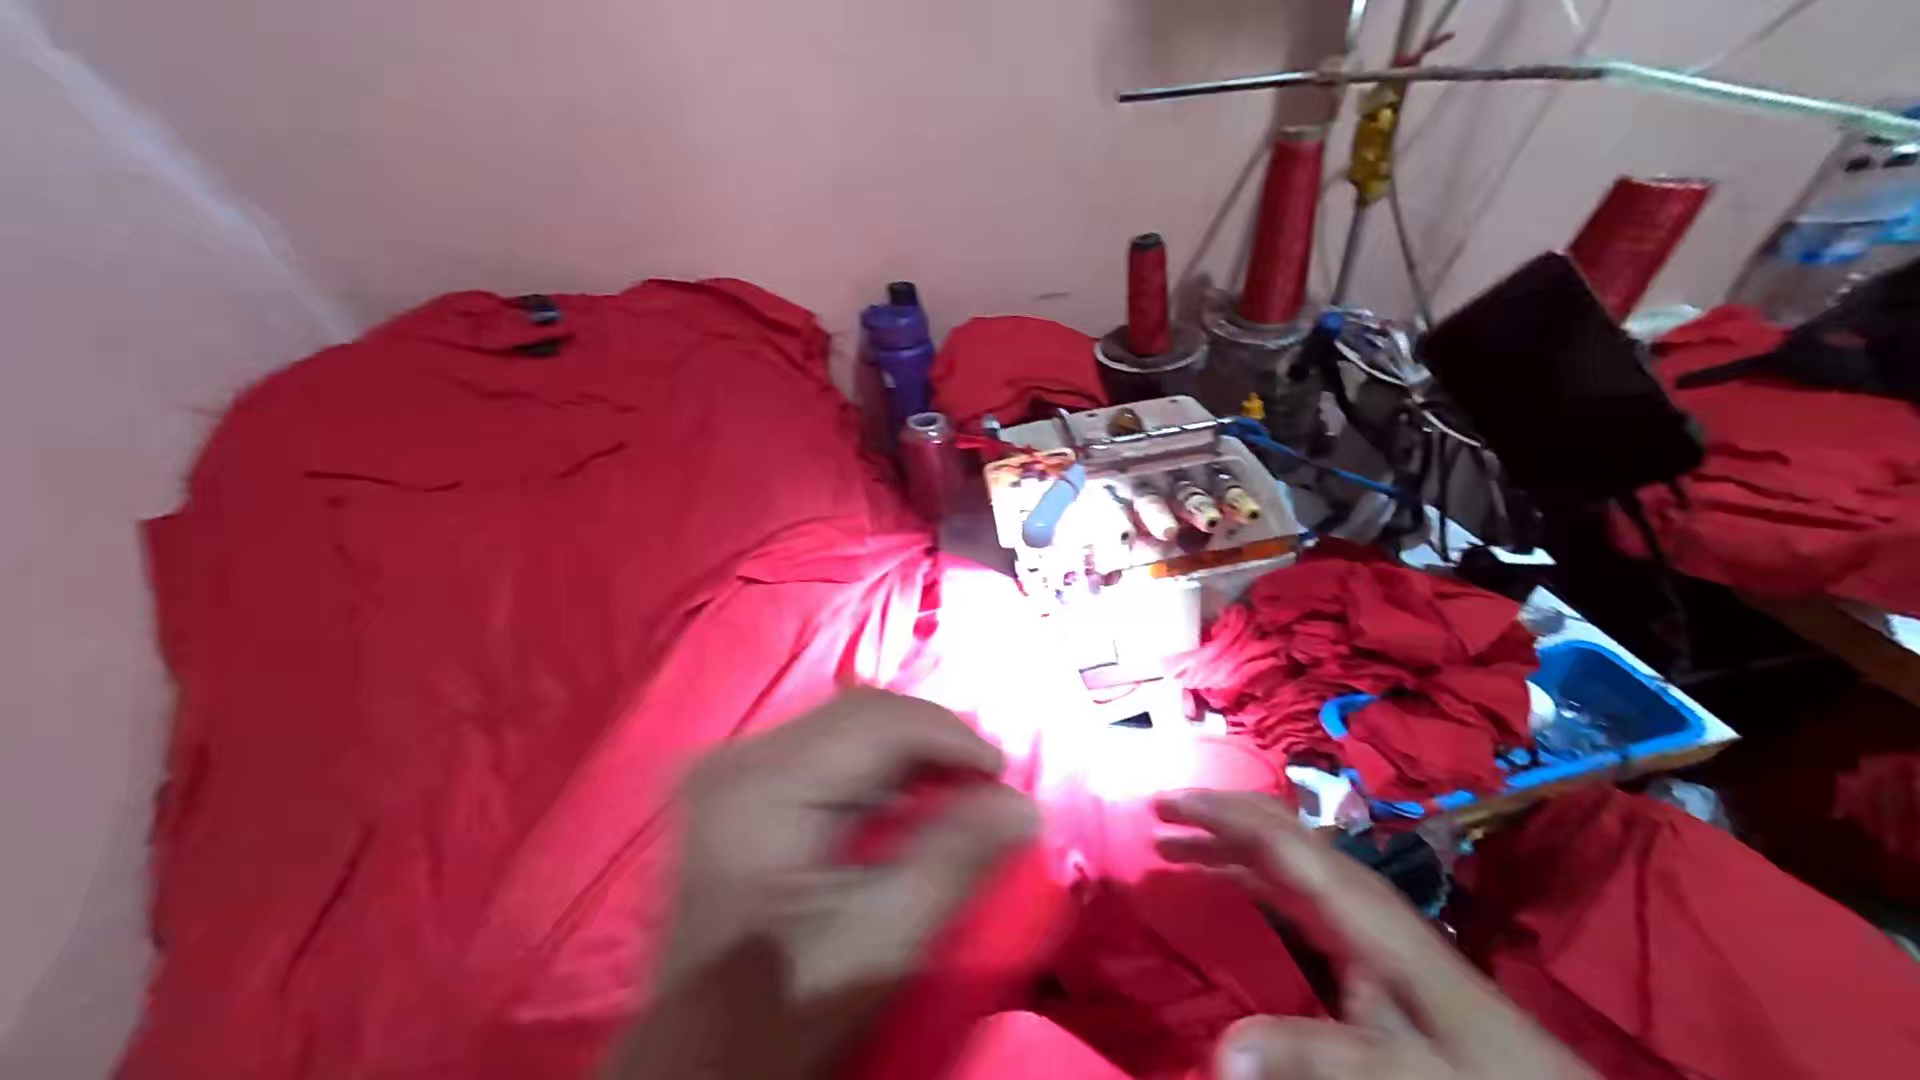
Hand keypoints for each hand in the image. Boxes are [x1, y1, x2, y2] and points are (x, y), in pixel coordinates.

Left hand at [664, 688, 1036, 997]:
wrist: (699, 1056)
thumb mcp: (882, 940)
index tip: (1001, 774)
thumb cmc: (787, 1005)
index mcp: (764, 784)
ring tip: (952, 790)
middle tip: (982, 783)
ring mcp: (735, 767)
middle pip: (861, 712)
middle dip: (931, 740)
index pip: (876, 720)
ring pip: (848, 724)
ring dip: (908, 751)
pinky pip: (828, 747)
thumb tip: (1021, 805)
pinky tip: (903, 801)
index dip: (949, 735)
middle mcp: (741, 756)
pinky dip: (876, 766)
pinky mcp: (741, 784)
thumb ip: (954, 860)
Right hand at [1154, 791, 1596, 1079]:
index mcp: (1366, 914)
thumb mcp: (1406, 1079)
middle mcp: (1361, 899)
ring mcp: (1367, 916)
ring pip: (1286, 855)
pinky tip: (1234, 885)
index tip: (1166, 803)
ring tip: (1177, 845)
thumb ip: (1317, 1057)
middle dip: (1218, 815)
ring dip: (1229, 842)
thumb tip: (1219, 1052)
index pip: (1281, 841)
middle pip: (1281, 832)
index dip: (1220, 815)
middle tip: (1161, 814)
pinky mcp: (1371, 940)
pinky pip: (1296, 885)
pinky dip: (1253, 872)